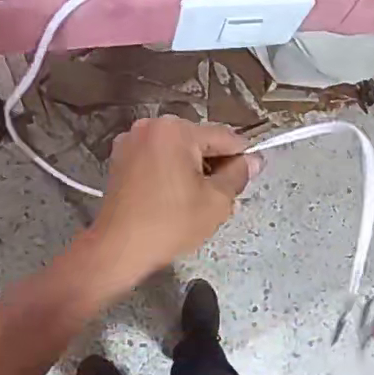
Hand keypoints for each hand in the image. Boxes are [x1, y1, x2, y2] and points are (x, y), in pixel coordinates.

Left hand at [82, 116, 259, 285]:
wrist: (119, 248)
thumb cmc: (170, 224)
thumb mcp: (216, 201)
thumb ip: (238, 175)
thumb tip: (254, 160)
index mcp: (176, 130)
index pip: (224, 137)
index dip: (242, 157)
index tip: (250, 176)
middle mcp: (151, 126)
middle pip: (199, 141)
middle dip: (214, 165)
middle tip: (220, 197)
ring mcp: (131, 141)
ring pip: (177, 150)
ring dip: (192, 170)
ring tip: (196, 202)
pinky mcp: (120, 159)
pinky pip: (157, 159)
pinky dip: (170, 173)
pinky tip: (174, 198)